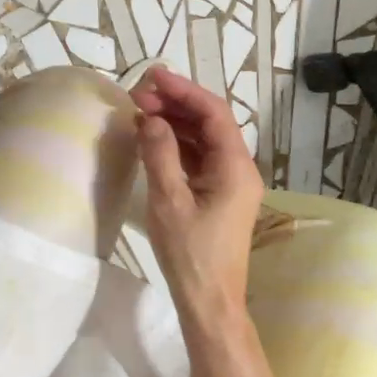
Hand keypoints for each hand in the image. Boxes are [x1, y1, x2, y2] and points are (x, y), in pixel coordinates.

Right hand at [130, 67, 264, 324]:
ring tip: (140, 111)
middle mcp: (238, 169)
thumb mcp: (168, 202)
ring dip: (174, 121)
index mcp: (235, 168)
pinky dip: (175, 142)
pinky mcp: (216, 194)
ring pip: (203, 138)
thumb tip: (149, 118)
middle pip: (210, 122)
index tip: (152, 77)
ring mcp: (229, 182)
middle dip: (175, 103)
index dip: (183, 90)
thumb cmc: (190, 253)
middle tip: (137, 95)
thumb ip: (159, 155)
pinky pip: (198, 156)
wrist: (209, 300)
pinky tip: (151, 137)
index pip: (213, 113)